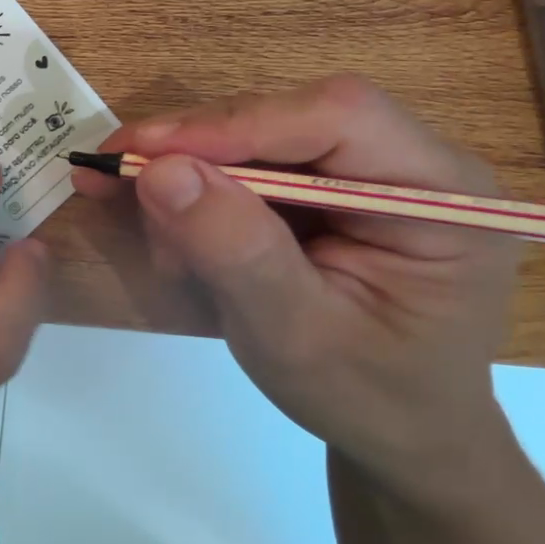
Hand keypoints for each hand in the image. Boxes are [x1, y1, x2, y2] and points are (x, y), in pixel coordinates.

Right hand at [74, 75, 521, 496]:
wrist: (389, 427)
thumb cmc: (362, 392)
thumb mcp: (293, 333)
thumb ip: (235, 250)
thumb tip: (159, 171)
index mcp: (437, 195)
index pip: (336, 118)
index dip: (233, 125)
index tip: (141, 155)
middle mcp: (403, 165)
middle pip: (280, 116)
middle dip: (189, 149)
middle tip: (107, 179)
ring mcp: (356, 172)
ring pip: (244, 134)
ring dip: (178, 175)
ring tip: (142, 228)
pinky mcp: (314, 186)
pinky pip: (234, 162)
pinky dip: (183, 191)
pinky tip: (158, 226)